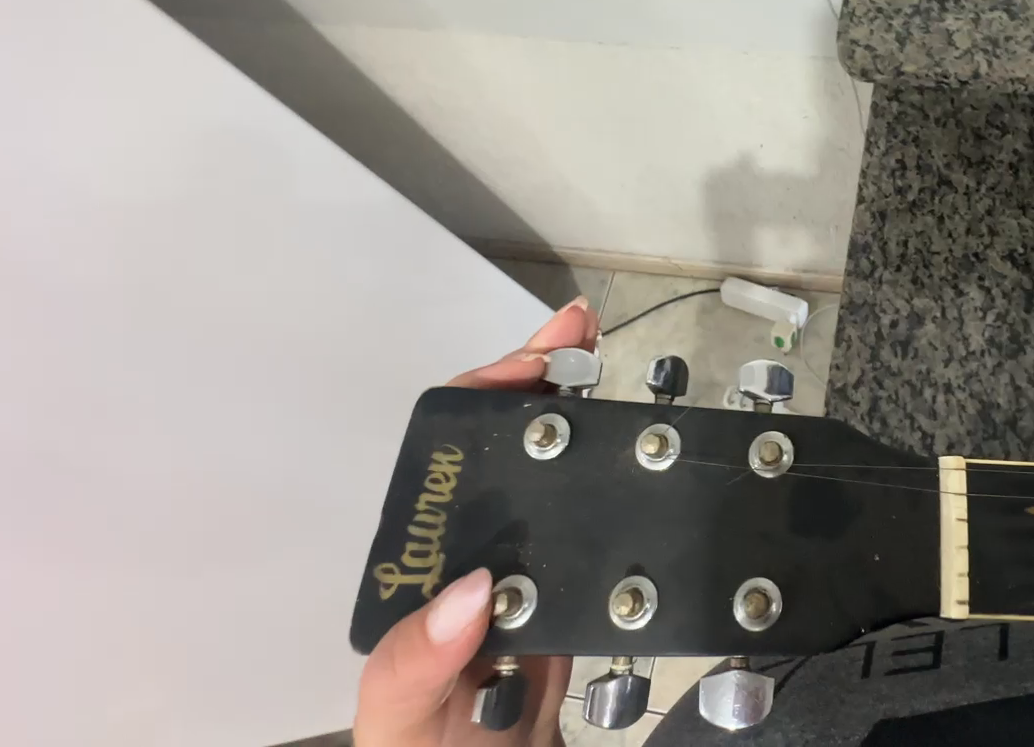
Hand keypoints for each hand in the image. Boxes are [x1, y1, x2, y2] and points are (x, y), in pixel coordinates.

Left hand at [352, 299, 598, 746]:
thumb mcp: (400, 725)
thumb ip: (415, 667)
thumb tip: (471, 587)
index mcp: (428, 557)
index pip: (448, 454)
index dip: (487, 396)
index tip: (537, 367)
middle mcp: (477, 540)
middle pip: (502, 438)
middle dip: (538, 369)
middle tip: (581, 325)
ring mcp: (530, 552)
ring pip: (551, 457)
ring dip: (574, 395)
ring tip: (602, 349)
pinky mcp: (580, 571)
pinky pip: (595, 499)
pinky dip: (610, 451)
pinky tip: (632, 424)